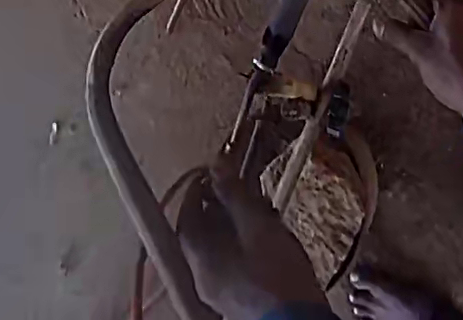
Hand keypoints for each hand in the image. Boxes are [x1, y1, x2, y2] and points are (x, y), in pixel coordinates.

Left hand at [175, 154, 324, 319]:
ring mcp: (222, 294)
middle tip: (239, 187)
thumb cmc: (276, 274)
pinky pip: (233, 262)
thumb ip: (233, 193)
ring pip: (220, 247)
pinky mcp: (241, 300)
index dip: (196, 191)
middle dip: (220, 205)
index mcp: (201, 261)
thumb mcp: (255, 226)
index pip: (187, 218)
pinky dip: (244, 242)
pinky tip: (266, 233)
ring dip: (235, 222)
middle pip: (203, 232)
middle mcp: (204, 279)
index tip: (211, 173)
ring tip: (258, 207)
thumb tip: (216, 162)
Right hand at [375, 0, 462, 115]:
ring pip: (453, 29)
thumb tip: (379, 23)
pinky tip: (453, 69)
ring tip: (438, 64)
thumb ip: (396, 33)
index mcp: (455, 5)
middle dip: (429, 30)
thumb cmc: (450, 69)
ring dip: (443, 41)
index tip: (413, 35)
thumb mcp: (417, 50)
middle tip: (423, 50)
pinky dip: (457, 51)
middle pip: (439, 14)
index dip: (414, 16)